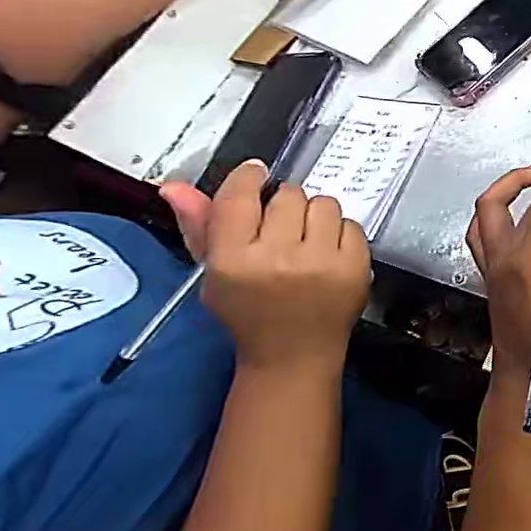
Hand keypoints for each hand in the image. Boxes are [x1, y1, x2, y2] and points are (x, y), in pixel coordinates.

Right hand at [191, 160, 369, 370]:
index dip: (249, 178)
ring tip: (306, 240)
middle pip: (288, 195)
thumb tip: (175, 186)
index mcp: (234, 260)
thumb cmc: (250, 314)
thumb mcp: (214, 274)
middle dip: (284, 205)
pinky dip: (341, 234)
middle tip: (283, 229)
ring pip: (324, 204)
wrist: (294, 356)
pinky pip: (351, 225)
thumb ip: (199, 227)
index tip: (256, 174)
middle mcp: (279, 259)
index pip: (241, 196)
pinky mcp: (355, 269)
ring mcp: (322, 264)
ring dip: (315, 215)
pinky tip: (327, 254)